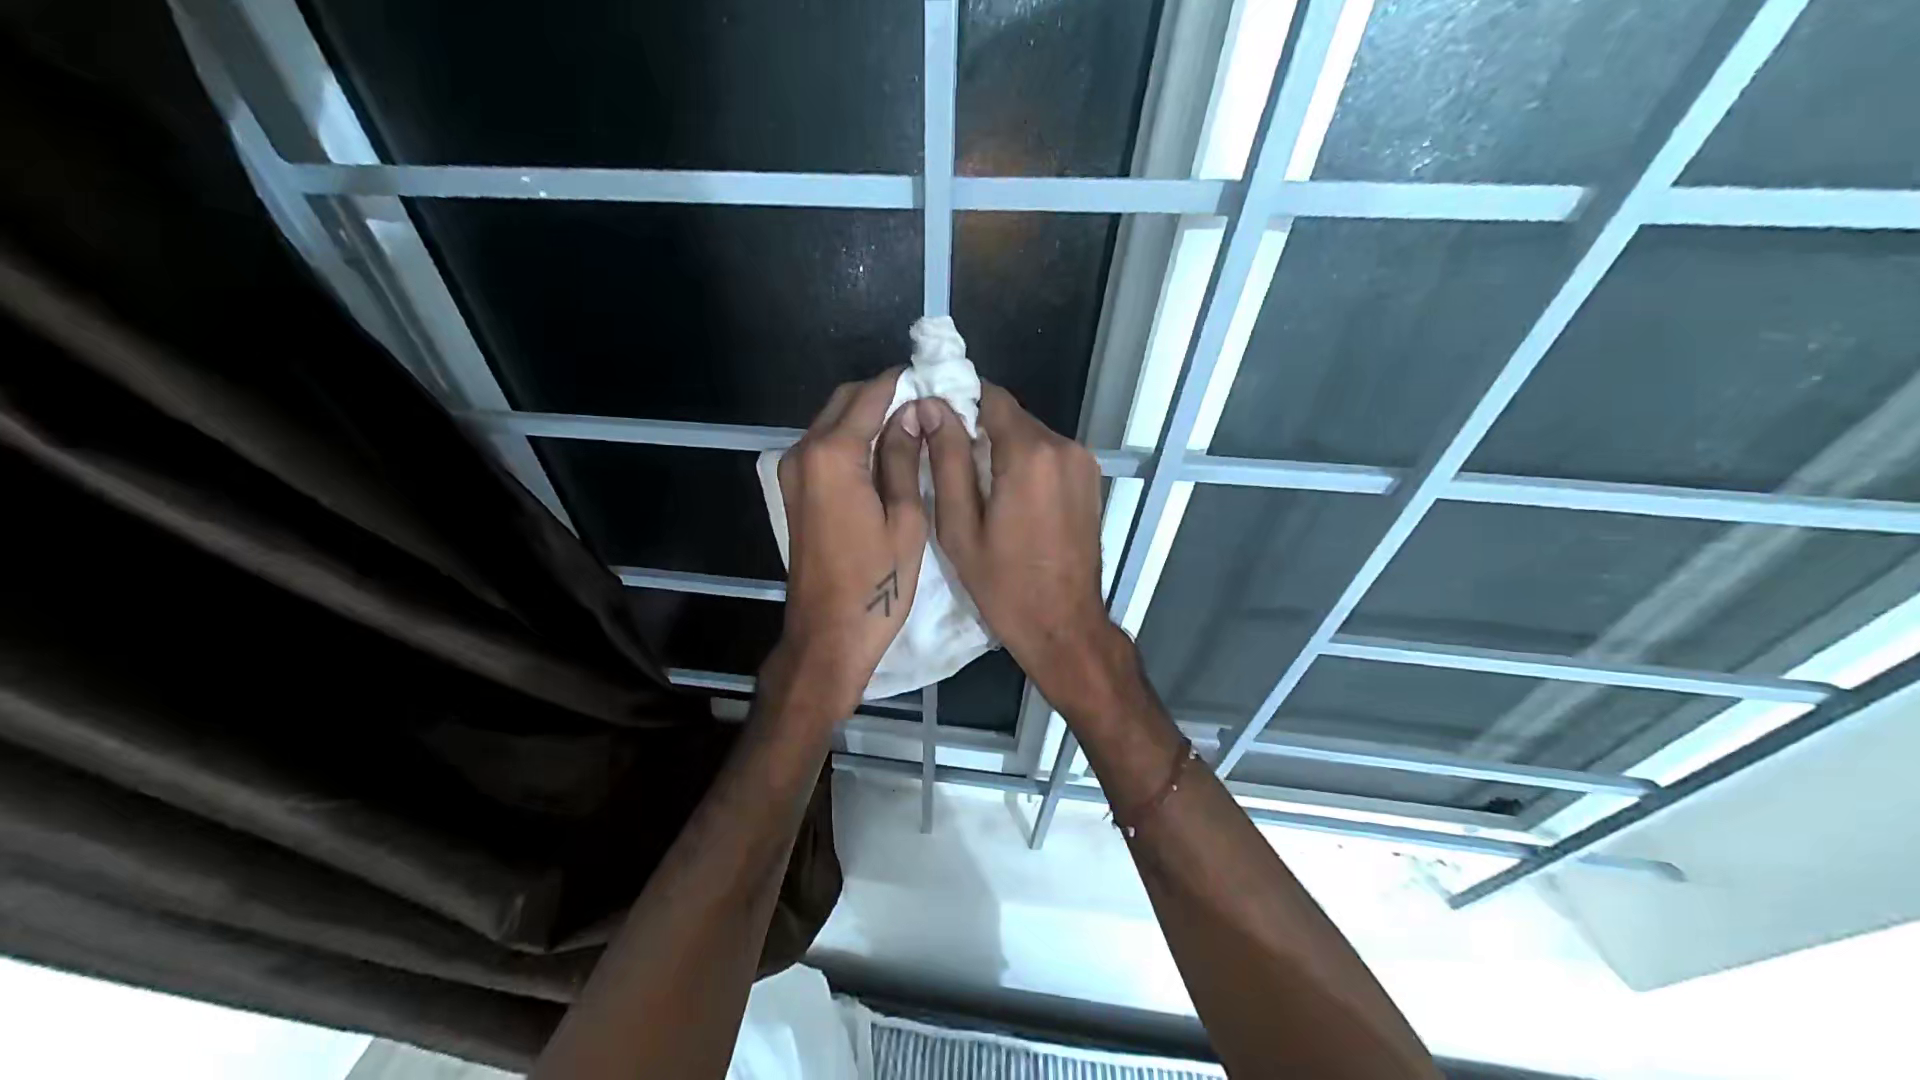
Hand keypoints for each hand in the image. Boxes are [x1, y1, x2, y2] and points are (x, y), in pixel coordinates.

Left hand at [772, 369, 927, 714]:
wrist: (827, 634)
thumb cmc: (876, 583)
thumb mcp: (905, 520)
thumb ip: (906, 460)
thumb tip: (913, 414)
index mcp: (834, 455)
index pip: (870, 396)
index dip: (904, 383)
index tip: (937, 380)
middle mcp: (804, 452)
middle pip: (845, 401)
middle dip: (884, 395)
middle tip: (928, 405)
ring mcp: (794, 472)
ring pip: (832, 421)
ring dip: (868, 416)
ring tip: (914, 427)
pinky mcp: (795, 490)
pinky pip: (825, 447)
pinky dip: (853, 439)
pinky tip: (887, 454)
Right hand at [921, 385, 1124, 710]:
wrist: (1064, 624)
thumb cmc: (1003, 584)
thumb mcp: (959, 526)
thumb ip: (945, 460)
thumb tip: (930, 406)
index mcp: (1029, 454)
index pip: (990, 396)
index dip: (957, 402)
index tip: (933, 423)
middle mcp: (1063, 447)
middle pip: (1010, 416)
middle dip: (977, 429)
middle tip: (947, 462)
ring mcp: (1083, 463)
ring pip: (1029, 435)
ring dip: (1001, 448)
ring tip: (976, 486)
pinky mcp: (1090, 480)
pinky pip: (1048, 455)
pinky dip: (1024, 464)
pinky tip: (1008, 498)